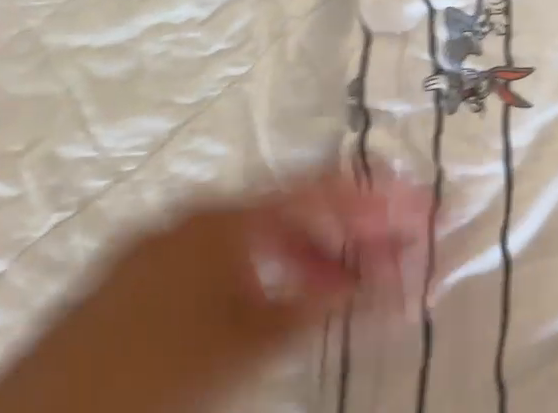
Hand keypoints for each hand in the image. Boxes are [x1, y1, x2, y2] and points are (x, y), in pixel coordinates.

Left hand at [0, 172, 428, 412]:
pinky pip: (221, 257)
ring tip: (345, 284)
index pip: (327, 188)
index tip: (427, 205)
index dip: (384, 197)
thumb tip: (407, 269)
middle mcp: (193, 218)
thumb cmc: (163, 368)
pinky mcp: (130, 282)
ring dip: (311, 254)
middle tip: (395, 246)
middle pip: (294, 209)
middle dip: (350, 229)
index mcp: (226, 217)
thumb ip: (340, 294)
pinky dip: (265, 268)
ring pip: (257, 235)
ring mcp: (155, 248)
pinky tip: (282, 298)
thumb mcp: (264, 334)